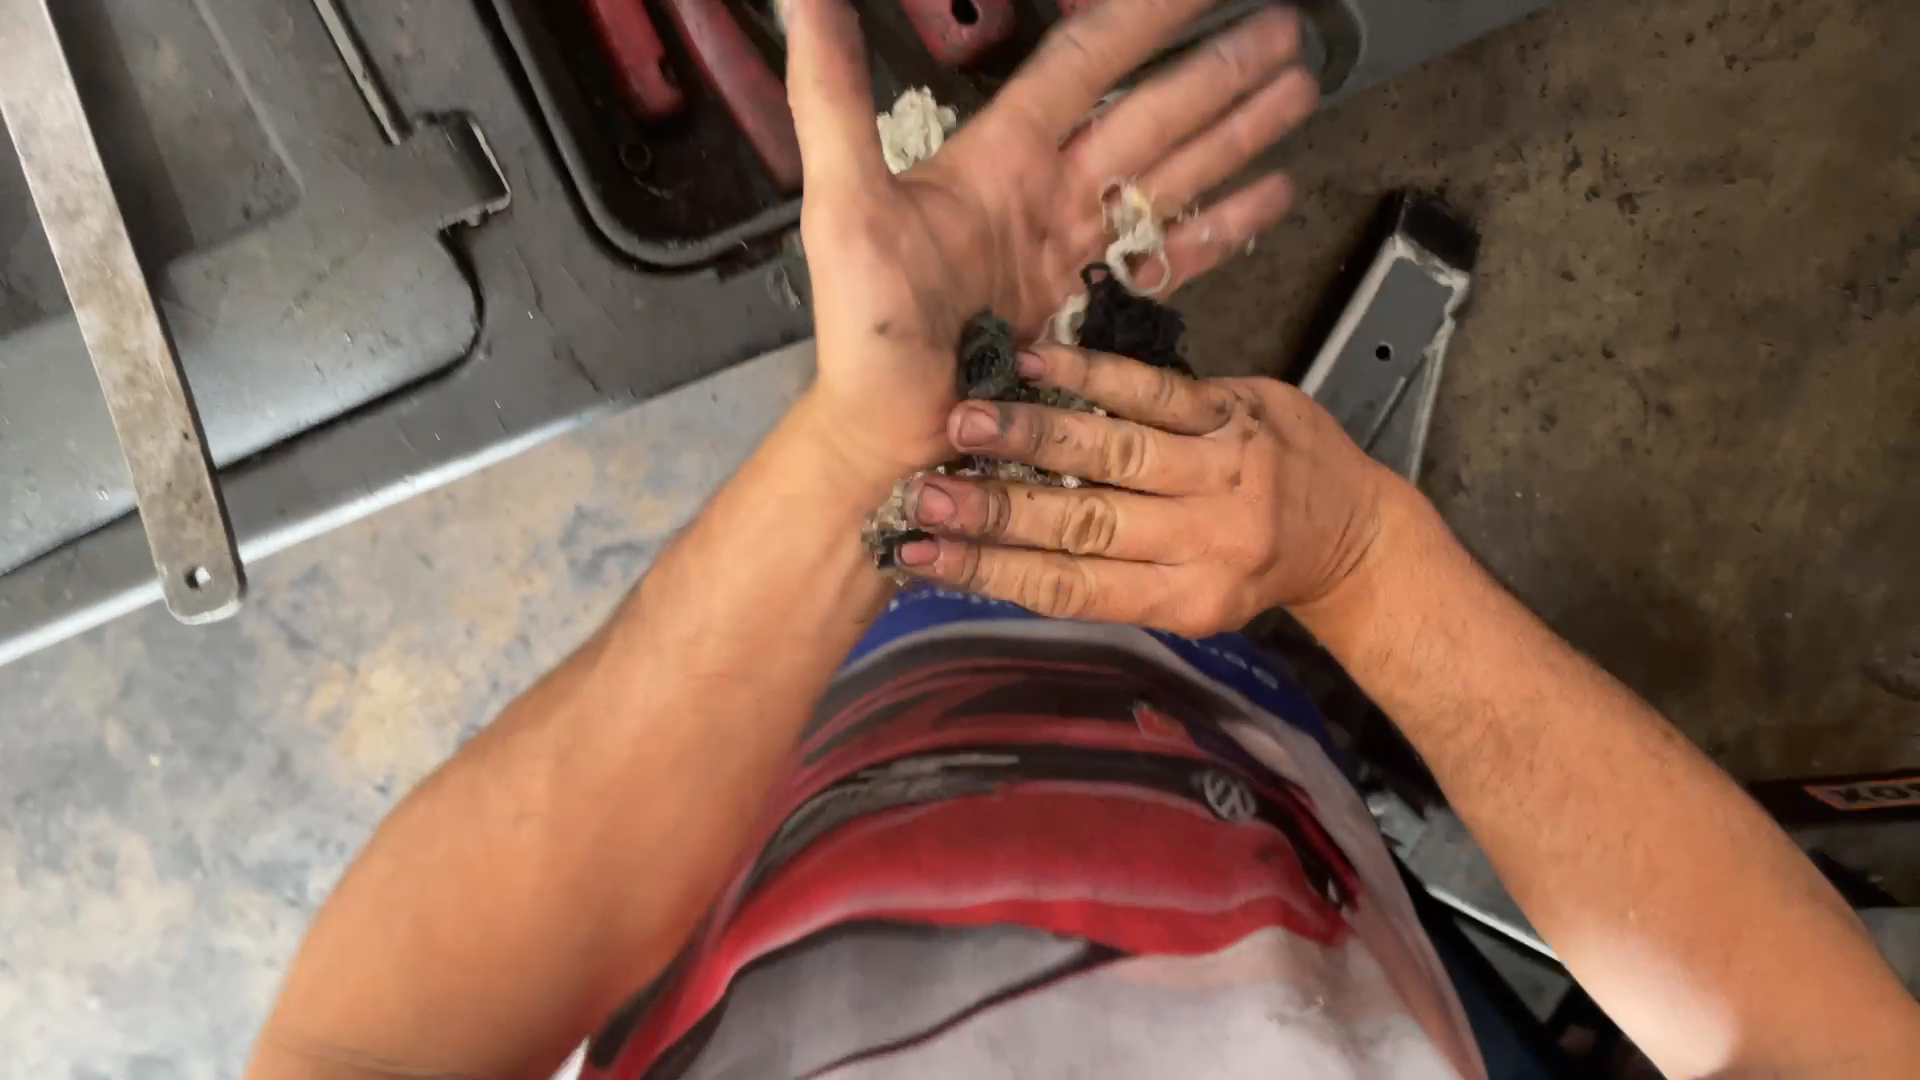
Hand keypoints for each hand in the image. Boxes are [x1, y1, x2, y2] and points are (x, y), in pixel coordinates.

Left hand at [784, 0, 1318, 475]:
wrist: (889, 429)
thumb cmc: (864, 333)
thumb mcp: (843, 212)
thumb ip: (832, 104)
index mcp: (997, 162)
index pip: (1083, 64)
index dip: (1144, 16)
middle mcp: (1044, 197)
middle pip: (1148, 115)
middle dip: (1217, 73)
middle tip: (1287, 33)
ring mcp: (1072, 254)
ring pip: (1168, 178)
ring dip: (1233, 135)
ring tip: (1297, 93)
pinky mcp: (1088, 308)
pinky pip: (1166, 259)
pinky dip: (1216, 229)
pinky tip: (1265, 200)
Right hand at [888, 343, 1406, 636]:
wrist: (1353, 532)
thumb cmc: (1251, 572)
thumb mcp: (1185, 600)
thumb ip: (1105, 575)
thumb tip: (999, 550)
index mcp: (1183, 601)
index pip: (1068, 587)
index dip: (990, 571)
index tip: (925, 555)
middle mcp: (1205, 540)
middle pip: (1082, 524)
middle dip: (994, 509)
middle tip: (924, 492)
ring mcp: (1223, 468)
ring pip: (1113, 451)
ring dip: (1032, 436)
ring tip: (965, 422)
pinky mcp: (1235, 410)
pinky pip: (1154, 389)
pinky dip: (1091, 374)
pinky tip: (1033, 362)